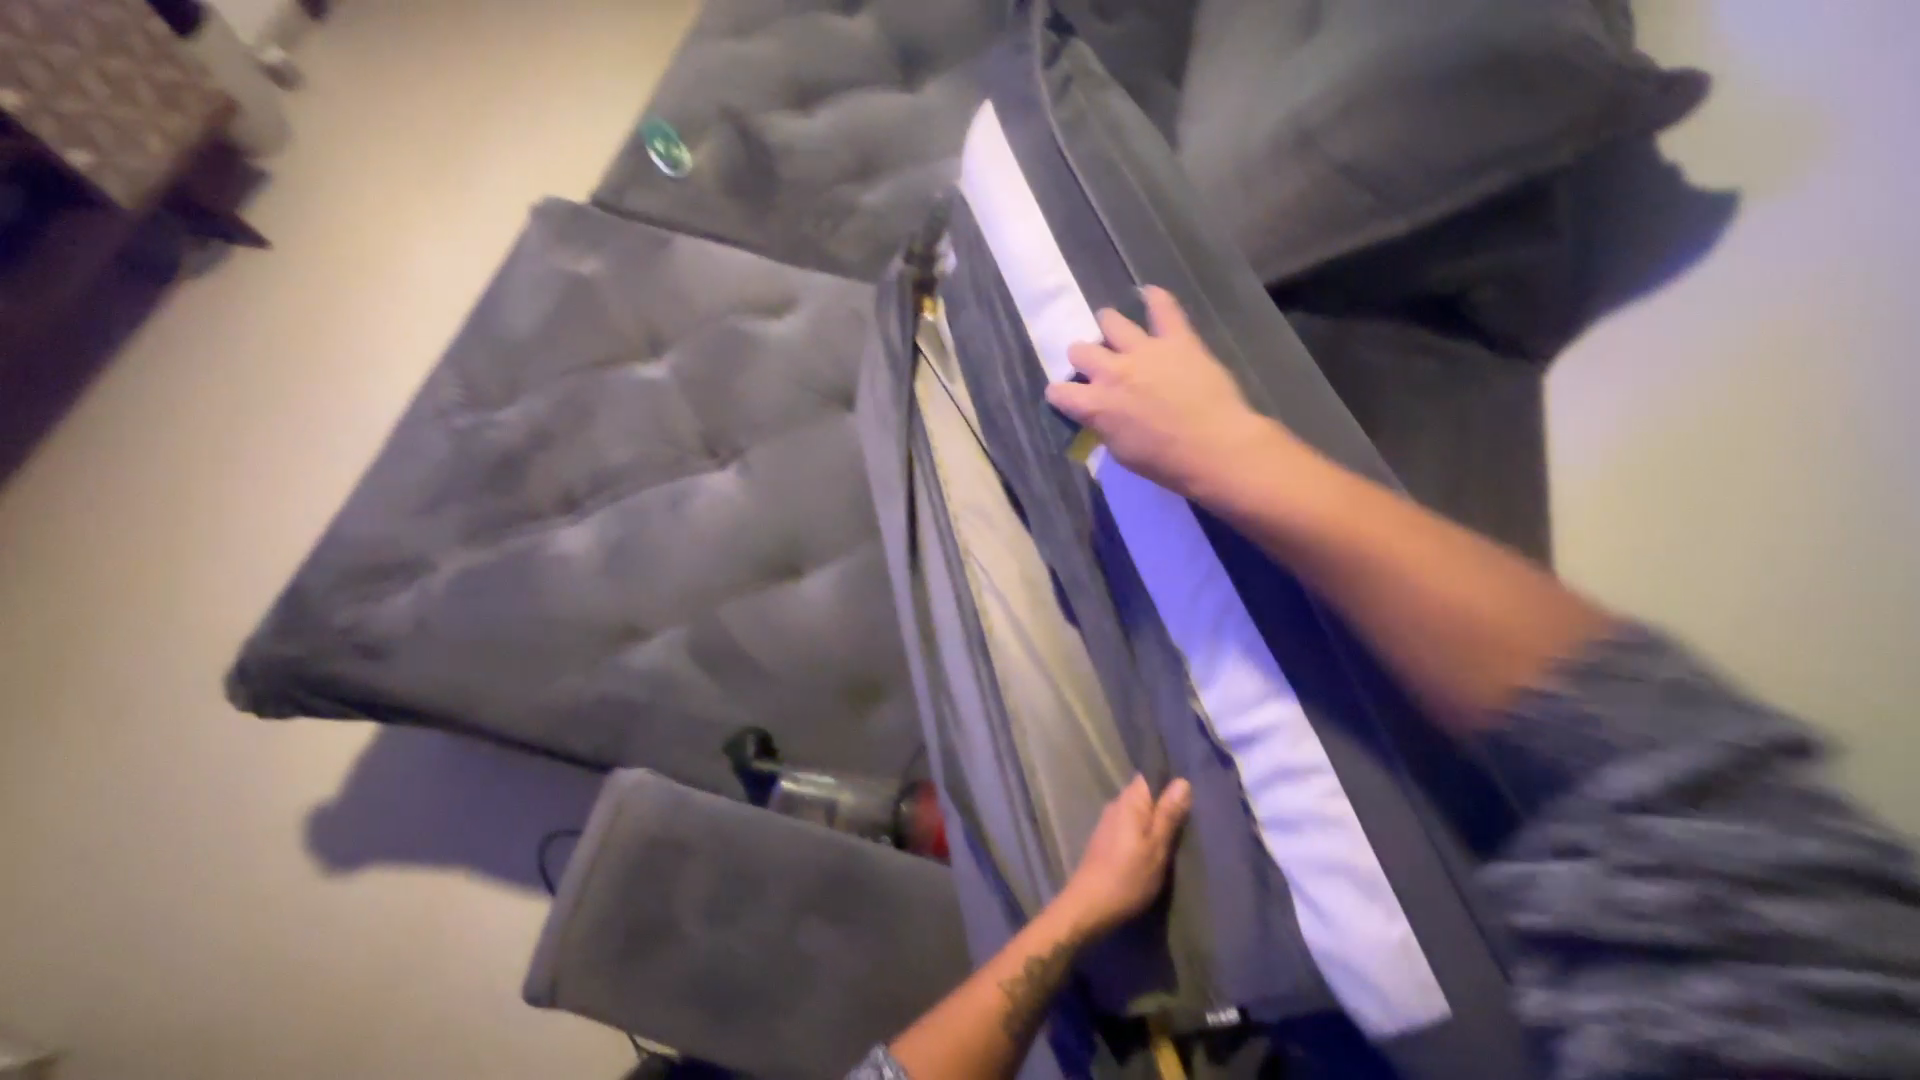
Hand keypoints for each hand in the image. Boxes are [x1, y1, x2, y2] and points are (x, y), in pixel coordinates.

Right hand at [1045, 287, 1298, 502]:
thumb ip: (1105, 428)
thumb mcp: (1122, 453)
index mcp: (1095, 405)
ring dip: (1108, 327)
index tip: (1067, 398)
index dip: (1061, 394)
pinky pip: (1164, 309)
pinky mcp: (1177, 339)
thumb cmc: (1167, 463)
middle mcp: (1112, 371)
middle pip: (1080, 350)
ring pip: (1111, 322)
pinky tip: (1150, 293)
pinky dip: (1156, 299)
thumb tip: (1103, 418)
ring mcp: (1144, 350)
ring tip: (1113, 330)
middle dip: (1083, 358)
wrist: (1216, 447)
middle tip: (1096, 365)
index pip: (1059, 392)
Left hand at [1053, 775, 1191, 937]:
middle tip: (1191, 816)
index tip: (1191, 792)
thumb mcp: (1156, 847)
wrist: (1088, 906)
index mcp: (1129, 801)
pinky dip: (1144, 831)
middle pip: (1145, 793)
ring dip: (1155, 819)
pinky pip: (1130, 825)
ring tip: (1178, 832)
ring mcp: (1109, 822)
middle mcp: (1117, 804)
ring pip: (1138, 811)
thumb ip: (1168, 814)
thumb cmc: (1127, 877)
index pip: (1150, 775)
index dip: (1169, 780)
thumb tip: (1183, 781)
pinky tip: (1155, 846)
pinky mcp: (1106, 839)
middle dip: (1166, 801)